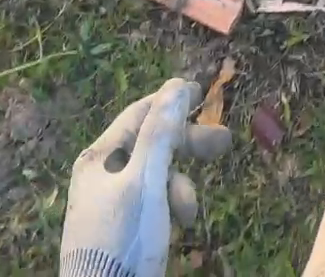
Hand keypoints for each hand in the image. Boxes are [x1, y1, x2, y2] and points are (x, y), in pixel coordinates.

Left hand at [60, 77, 231, 276]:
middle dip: (188, 144)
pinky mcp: (124, 227)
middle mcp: (102, 174)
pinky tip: (179, 225)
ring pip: (157, 175)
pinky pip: (153, 202)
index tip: (203, 93)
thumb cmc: (124, 236)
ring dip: (180, 186)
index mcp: (100, 157)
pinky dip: (170, 207)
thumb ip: (161, 133)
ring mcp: (112, 202)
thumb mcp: (146, 180)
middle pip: (152, 144)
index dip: (171, 100)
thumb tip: (175, 86)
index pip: (139, 113)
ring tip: (189, 211)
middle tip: (224, 143)